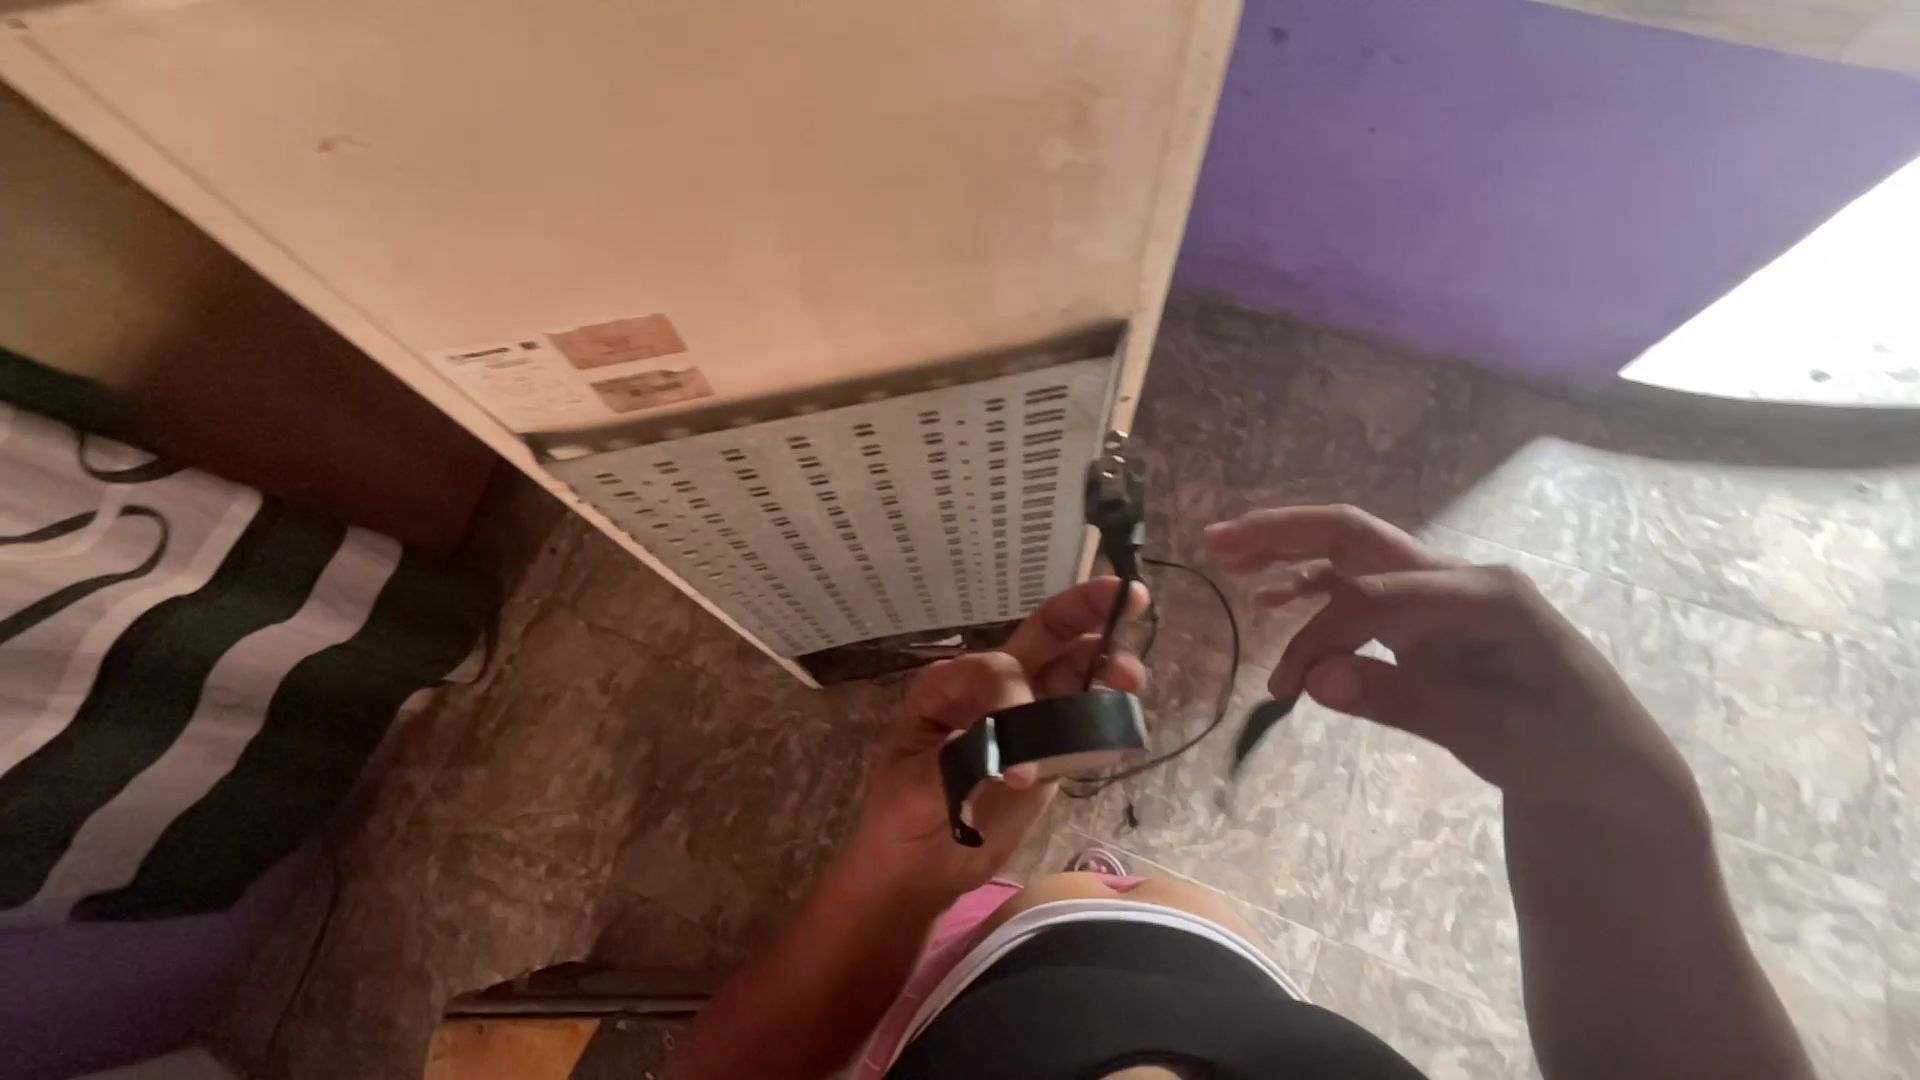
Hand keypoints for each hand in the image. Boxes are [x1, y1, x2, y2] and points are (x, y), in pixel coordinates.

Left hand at [845, 578, 1148, 904]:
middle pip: (1047, 637)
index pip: (1000, 667)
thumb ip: (970, 753)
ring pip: (1074, 676)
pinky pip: (1084, 727)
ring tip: (1131, 675)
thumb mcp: (920, 777)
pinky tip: (1126, 718)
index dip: (1015, 696)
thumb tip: (1028, 757)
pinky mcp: (1050, 755)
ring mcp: (1027, 721)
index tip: (1018, 753)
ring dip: (1107, 666)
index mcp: (955, 683)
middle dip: (1088, 612)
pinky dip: (1109, 719)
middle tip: (1132, 597)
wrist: (914, 870)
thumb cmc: (901, 814)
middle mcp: (995, 690)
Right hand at [1205, 505, 1693, 816]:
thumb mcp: (1490, 735)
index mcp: (1482, 594)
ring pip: (1348, 556)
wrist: (1602, 764)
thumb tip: (1314, 682)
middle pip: (1354, 537)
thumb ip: (1401, 701)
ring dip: (1286, 552)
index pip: (1373, 596)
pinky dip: (1309, 589)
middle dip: (1283, 535)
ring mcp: (1435, 593)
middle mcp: (1453, 577)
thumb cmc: (1561, 748)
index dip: (1319, 633)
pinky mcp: (1421, 616)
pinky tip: (1273, 597)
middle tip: (1218, 540)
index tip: (1285, 685)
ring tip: (1227, 556)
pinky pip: (1355, 589)